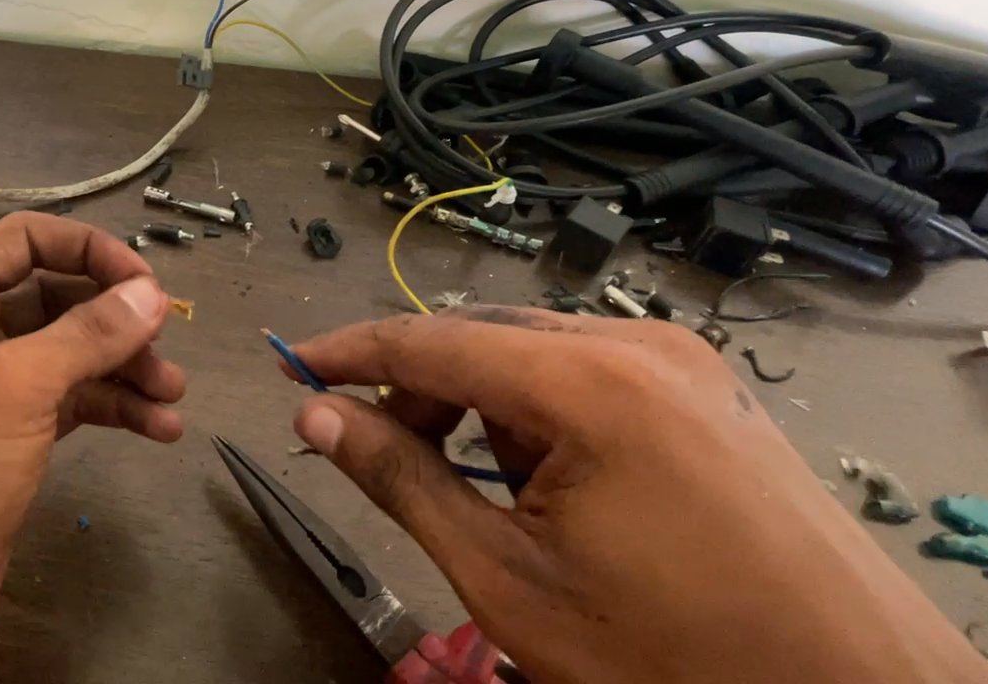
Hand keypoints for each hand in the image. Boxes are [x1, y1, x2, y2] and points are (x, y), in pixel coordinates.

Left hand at [0, 212, 185, 683]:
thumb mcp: (16, 390)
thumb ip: (87, 334)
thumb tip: (151, 291)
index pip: (23, 240)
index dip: (86, 248)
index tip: (142, 280)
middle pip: (54, 295)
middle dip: (113, 314)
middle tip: (165, 339)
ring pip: (68, 353)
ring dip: (123, 366)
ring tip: (174, 393)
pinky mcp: (10, 437)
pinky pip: (70, 402)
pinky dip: (112, 408)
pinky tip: (158, 428)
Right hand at [284, 307, 987, 683]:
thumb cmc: (672, 660)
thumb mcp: (509, 577)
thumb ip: (401, 478)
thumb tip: (315, 415)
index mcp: (587, 381)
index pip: (428, 340)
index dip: (348, 351)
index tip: (289, 365)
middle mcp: (633, 343)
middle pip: (477, 336)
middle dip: (415, 385)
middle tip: (373, 442)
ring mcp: (676, 358)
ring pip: (526, 350)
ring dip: (472, 398)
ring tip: (459, 474)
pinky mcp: (698, 384)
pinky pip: (578, 369)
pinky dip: (530, 408)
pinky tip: (532, 471)